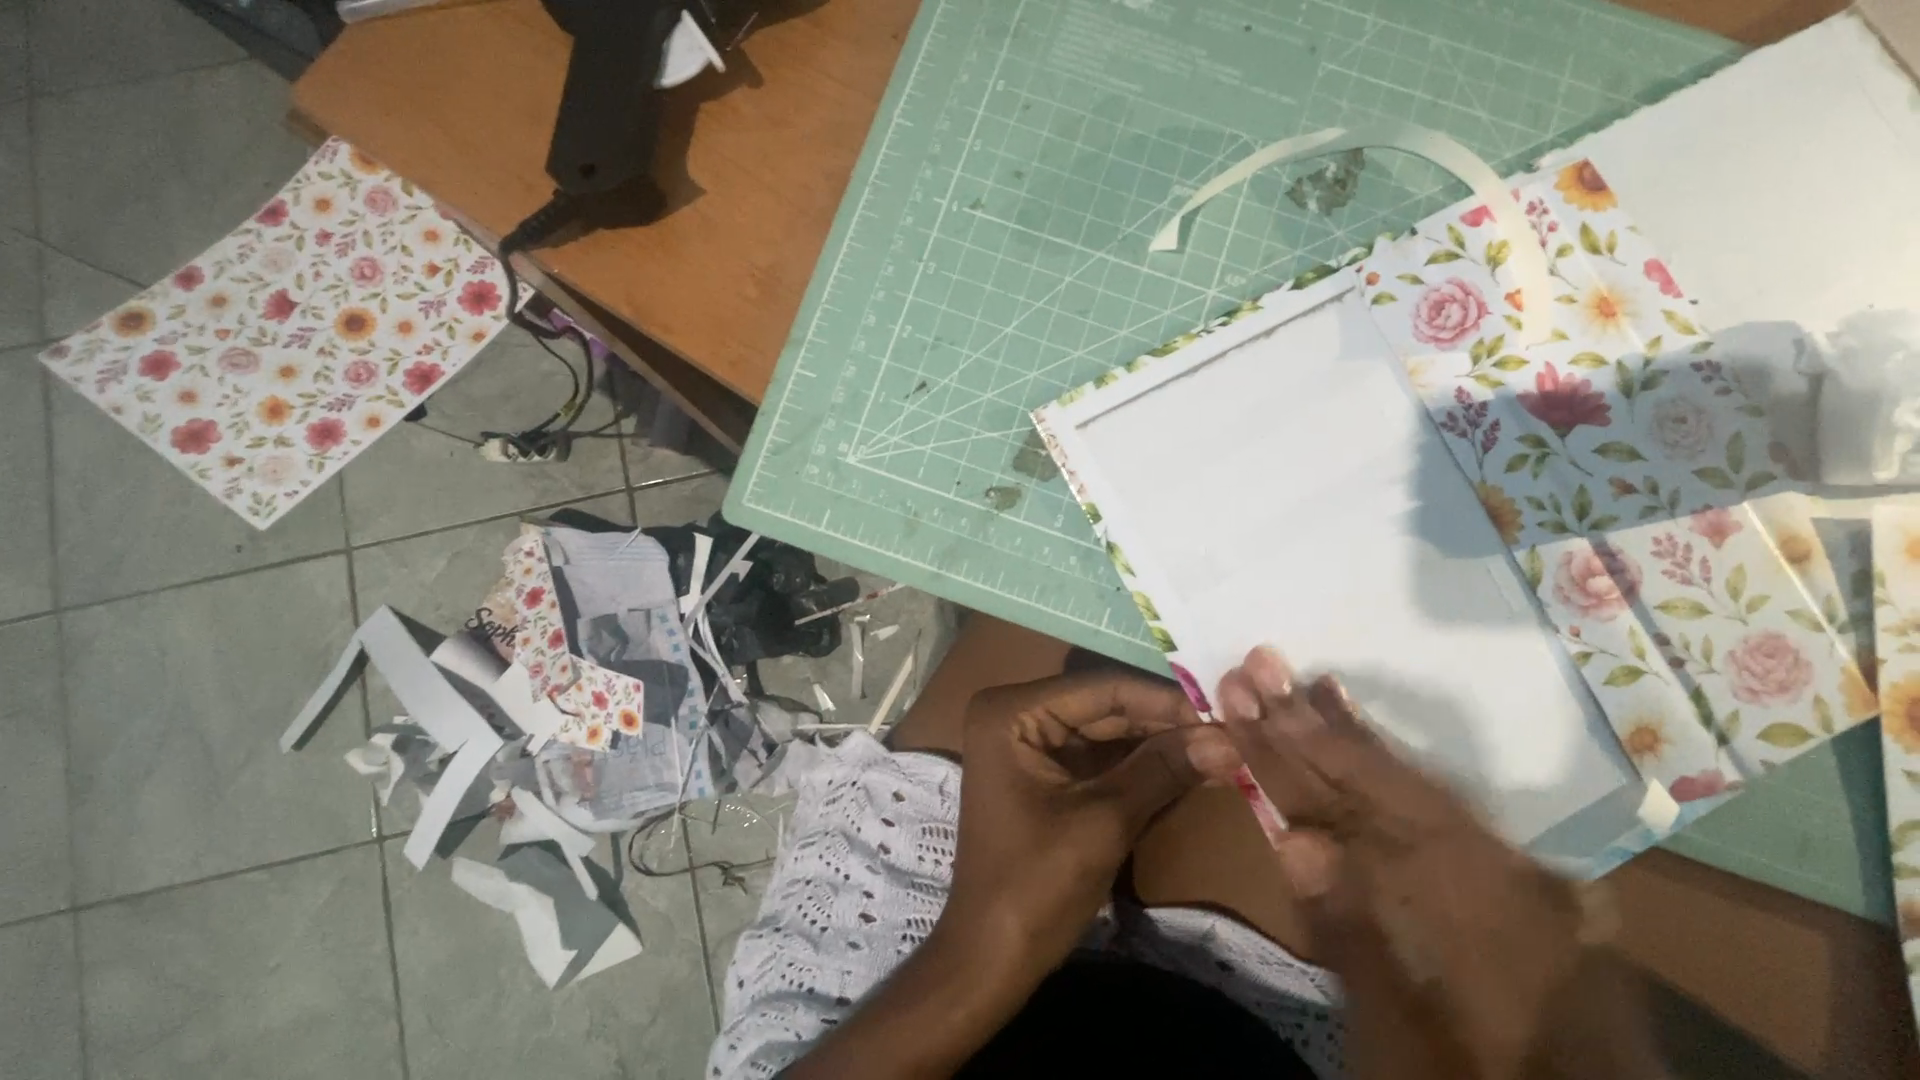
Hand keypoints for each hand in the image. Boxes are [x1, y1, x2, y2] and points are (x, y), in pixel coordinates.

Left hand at [939, 671, 1242, 978]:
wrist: (991, 956)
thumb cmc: (1035, 884)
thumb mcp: (1104, 821)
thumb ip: (1162, 770)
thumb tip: (1229, 738)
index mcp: (1011, 712)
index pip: (1102, 689)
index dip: (1166, 700)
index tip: (1226, 709)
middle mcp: (1015, 715)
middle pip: (1105, 707)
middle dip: (1166, 722)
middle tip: (1233, 728)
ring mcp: (1027, 745)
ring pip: (1106, 731)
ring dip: (1159, 743)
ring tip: (1225, 745)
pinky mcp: (1044, 775)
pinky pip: (1099, 758)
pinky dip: (1140, 765)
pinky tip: (1190, 766)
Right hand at [1217, 646, 1660, 1079]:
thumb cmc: (1471, 1076)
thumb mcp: (1401, 1035)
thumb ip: (1351, 934)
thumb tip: (1291, 840)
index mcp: (1469, 902)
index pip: (1358, 807)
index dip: (1293, 753)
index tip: (1245, 702)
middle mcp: (1494, 869)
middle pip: (1383, 782)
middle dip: (1314, 727)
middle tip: (1261, 668)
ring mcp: (1509, 870)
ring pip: (1413, 787)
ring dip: (1351, 737)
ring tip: (1306, 685)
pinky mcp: (1514, 881)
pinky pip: (1441, 810)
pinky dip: (1395, 772)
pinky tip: (1366, 741)